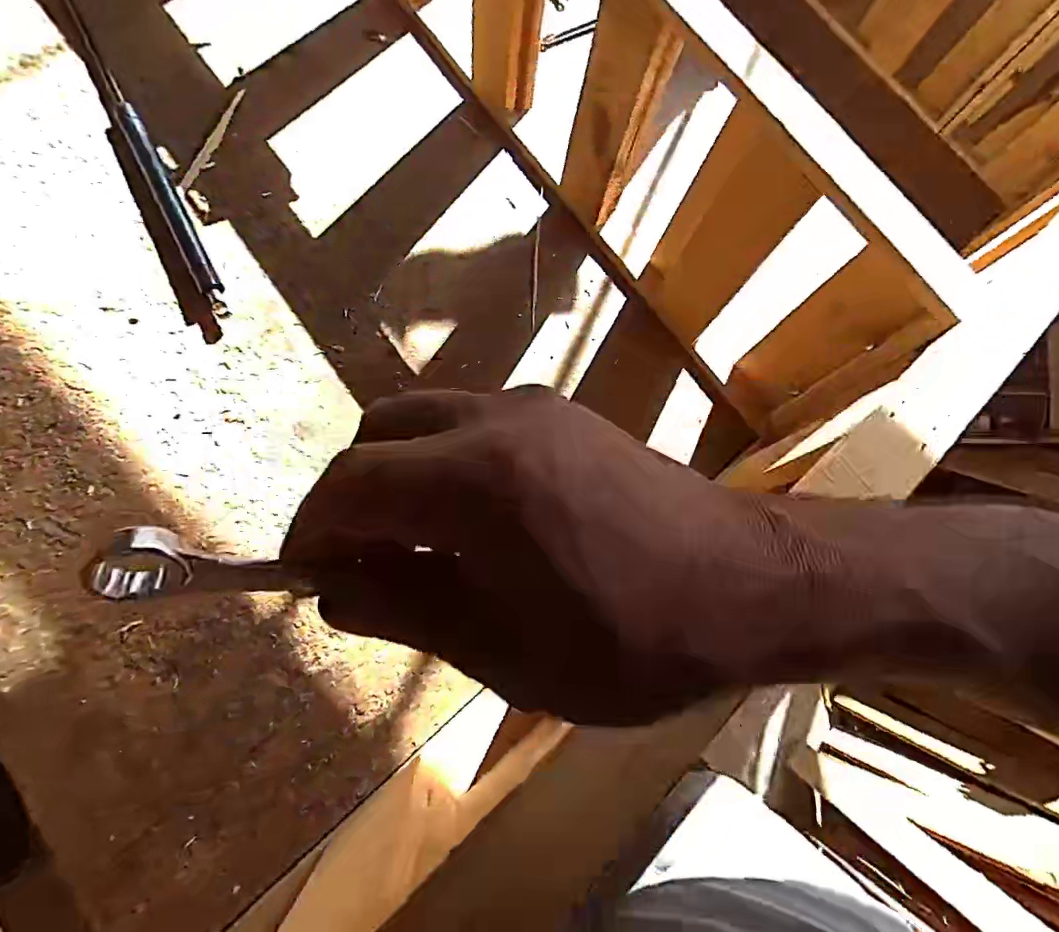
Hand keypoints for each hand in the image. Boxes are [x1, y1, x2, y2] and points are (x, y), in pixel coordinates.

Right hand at [281, 387, 809, 724]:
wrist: (747, 580)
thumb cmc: (633, 639)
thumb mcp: (507, 652)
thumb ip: (409, 609)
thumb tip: (336, 585)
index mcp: (475, 479)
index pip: (348, 485)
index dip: (312, 533)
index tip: (311, 580)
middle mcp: (500, 420)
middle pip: (380, 435)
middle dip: (353, 498)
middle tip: (367, 569)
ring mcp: (540, 407)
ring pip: (429, 420)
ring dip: (403, 475)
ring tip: (424, 550)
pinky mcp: (571, 414)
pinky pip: (479, 424)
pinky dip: (450, 462)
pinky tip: (483, 523)